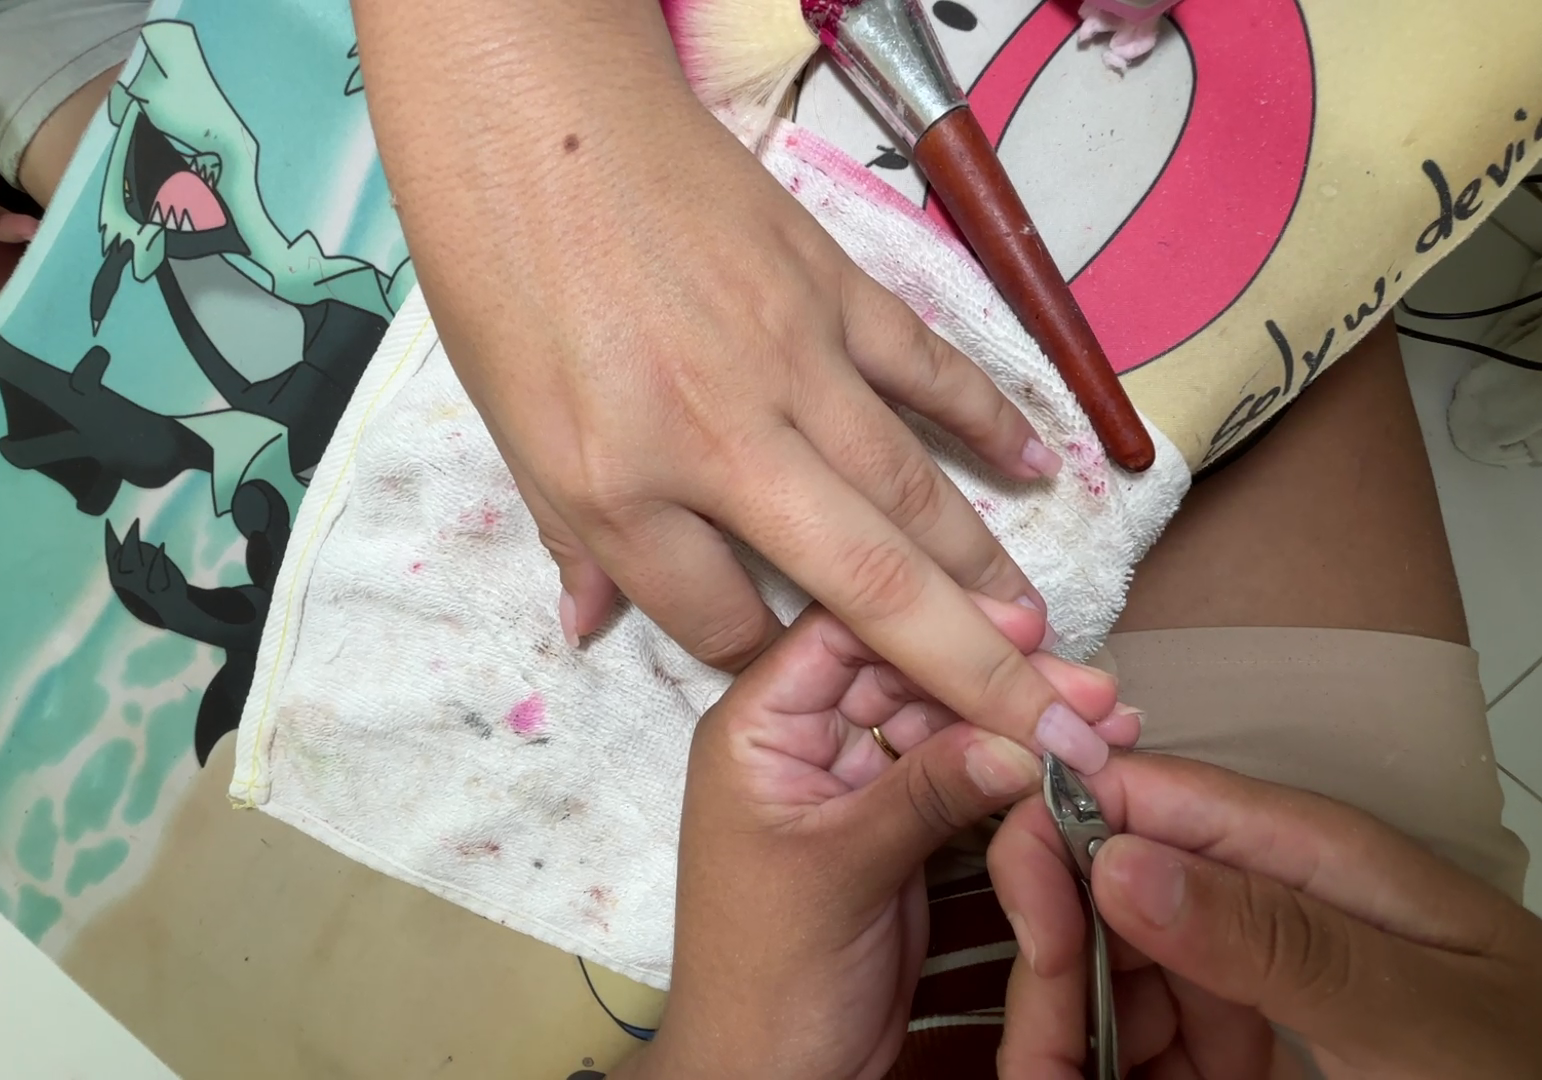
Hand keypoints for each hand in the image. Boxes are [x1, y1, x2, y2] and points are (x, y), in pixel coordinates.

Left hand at [357, 0, 1113, 771]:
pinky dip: (988, 422)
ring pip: (913, 490)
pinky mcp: (833, 287)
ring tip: (1037, 624)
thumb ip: (572, 539)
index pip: (719, 621)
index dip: (762, 660)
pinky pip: (928, 370)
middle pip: (862, 582)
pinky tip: (1040, 467)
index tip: (797, 667)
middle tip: (1035, 722)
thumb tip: (592, 627)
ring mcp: (792, 360)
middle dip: (958, 668)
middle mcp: (720, 443)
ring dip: (984, 568)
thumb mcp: (511, 431)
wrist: (535, 113)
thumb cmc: (502, 275)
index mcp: (618, 488)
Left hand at [614, 602, 1136, 1079]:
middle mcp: (806, 730)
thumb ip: (925, 793)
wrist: (776, 1070)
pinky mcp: (896, 806)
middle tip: (1083, 686)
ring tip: (1101, 718)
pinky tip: (1069, 756)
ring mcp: (855, 767)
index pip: (842, 636)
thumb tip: (1019, 733)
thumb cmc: (769, 972)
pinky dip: (1011, 761)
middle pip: (904, 670)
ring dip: (1014, 716)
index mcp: (759, 724)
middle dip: (992, 675)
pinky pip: (957, 765)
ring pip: (940, 715)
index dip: (924, 618)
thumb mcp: (841, 871)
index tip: (1020, 625)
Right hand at [990, 755, 1541, 1079]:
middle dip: (1053, 952)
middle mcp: (1244, 890)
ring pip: (1102, 957)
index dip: (1060, 830)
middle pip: (1102, 882)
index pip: (1137, 795)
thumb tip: (1116, 857)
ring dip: (1065, 1019)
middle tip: (1041, 1059)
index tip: (1030, 922)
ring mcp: (1234, 963)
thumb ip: (1276, 933)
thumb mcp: (1429, 1016)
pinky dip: (1101, 1055)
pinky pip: (1137, 1026)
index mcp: (1290, 847)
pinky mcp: (1230, 1030)